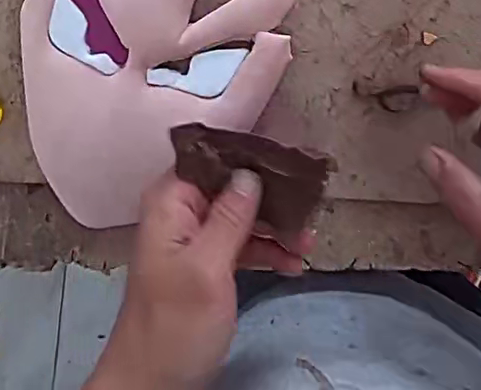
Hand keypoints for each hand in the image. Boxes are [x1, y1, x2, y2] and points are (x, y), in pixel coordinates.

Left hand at [85, 171, 311, 389]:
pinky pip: (244, 241)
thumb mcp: (206, 269)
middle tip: (309, 200)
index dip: (250, 153)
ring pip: (244, 213)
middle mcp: (183, 209)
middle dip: (272, 194)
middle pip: (234, 184)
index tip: (288, 156)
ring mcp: (196, 235)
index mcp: (172, 199)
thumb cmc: (173, 327)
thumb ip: (231, 217)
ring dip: (276, 226)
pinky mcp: (208, 260)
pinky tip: (294, 261)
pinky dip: (268, 249)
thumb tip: (252, 172)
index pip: (214, 156)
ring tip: (308, 238)